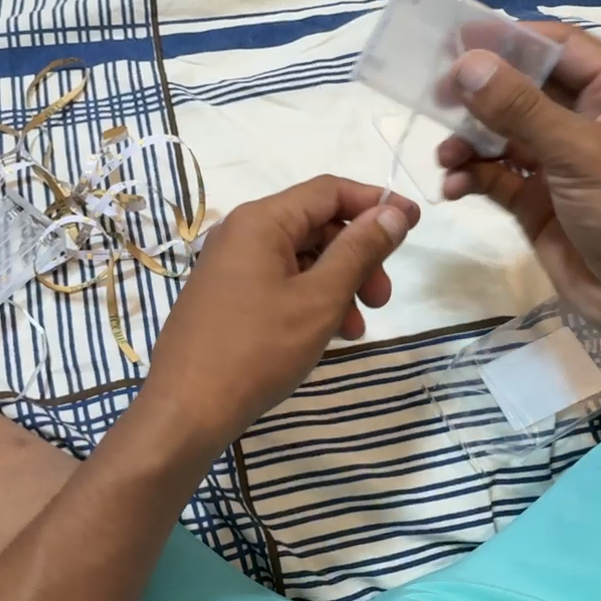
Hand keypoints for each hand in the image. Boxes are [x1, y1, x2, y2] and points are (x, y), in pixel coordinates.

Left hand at [138, 176, 418, 456]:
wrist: (187, 409)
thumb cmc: (257, 350)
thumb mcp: (318, 299)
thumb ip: (359, 251)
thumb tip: (393, 212)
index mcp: (260, 221)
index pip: (328, 191)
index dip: (375, 204)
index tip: (413, 226)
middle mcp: (239, 234)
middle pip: (314, 226)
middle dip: (357, 257)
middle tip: (382, 298)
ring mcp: (228, 268)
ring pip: (298, 261)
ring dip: (336, 286)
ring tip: (356, 328)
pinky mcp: (224, 298)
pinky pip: (277, 285)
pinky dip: (308, 302)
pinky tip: (326, 336)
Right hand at [436, 22, 600, 348]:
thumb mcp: (582, 151)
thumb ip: (520, 108)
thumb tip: (466, 65)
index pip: (559, 49)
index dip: (510, 40)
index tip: (456, 38)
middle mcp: (588, 125)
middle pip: (524, 93)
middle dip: (480, 95)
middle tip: (434, 97)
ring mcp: (562, 167)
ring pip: (504, 139)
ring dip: (470, 143)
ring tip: (445, 158)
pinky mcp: (539, 206)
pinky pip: (498, 180)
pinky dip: (474, 179)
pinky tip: (455, 188)